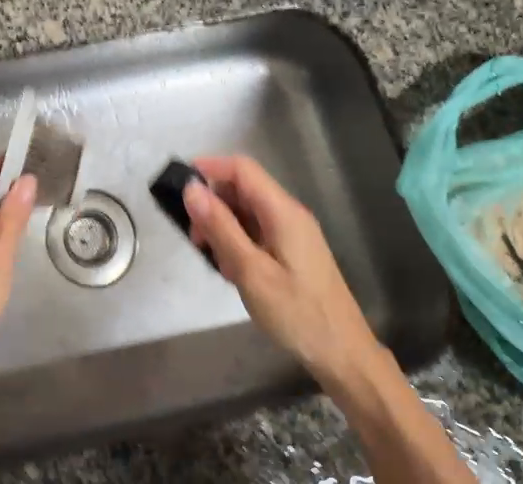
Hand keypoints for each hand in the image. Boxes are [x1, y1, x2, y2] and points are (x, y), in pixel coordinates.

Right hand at [184, 155, 374, 374]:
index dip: (209, 169)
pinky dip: (238, 242)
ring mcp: (293, 234)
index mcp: (283, 211)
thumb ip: (221, 227)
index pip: (242, 169)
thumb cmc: (296, 313)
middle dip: (213, 204)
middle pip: (243, 189)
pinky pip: (258, 233)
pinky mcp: (293, 253)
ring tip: (214, 261)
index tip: (179, 186)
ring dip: (223, 226)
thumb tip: (191, 189)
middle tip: (195, 238)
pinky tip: (232, 271)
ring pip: (248, 213)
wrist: (343, 354)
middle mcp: (289, 215)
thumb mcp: (251, 271)